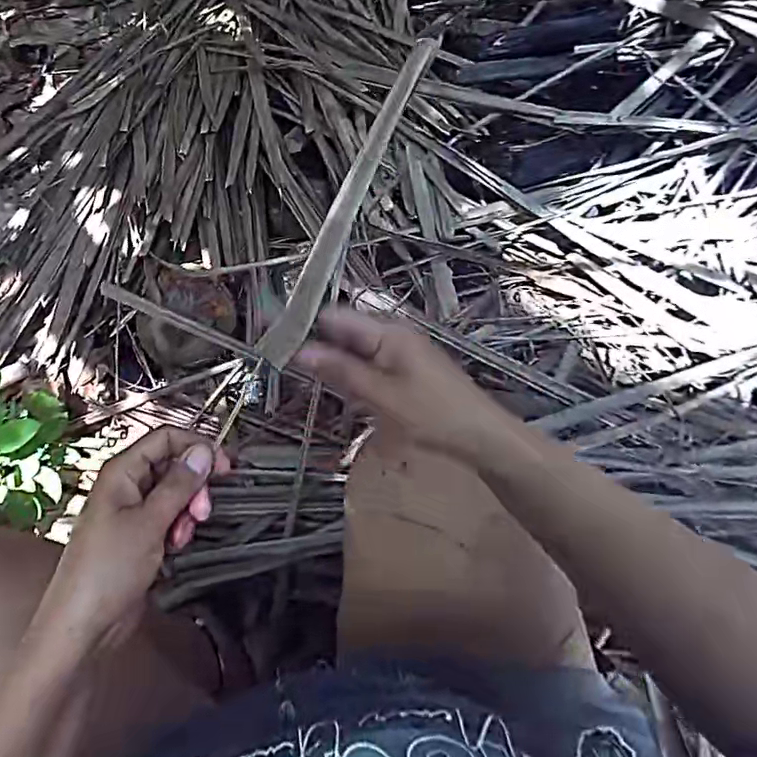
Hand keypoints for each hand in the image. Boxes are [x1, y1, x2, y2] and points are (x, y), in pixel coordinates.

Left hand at [31, 428, 230, 652]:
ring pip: (173, 494)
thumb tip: (202, 452)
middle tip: (203, 509)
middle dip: (193, 486)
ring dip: (186, 511)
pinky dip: (177, 528)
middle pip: (171, 466)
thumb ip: (179, 485)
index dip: (195, 447)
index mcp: (121, 471)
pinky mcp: (138, 535)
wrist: (84, 624)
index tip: (221, 465)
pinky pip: (167, 518)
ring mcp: (131, 511)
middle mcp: (126, 485)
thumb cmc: (105, 570)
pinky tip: (175, 547)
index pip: (164, 438)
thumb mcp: (149, 523)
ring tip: (182, 535)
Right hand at [292, 306, 510, 451]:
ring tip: (293, 365)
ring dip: (327, 357)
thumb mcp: (383, 396)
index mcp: (387, 333)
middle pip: (342, 330)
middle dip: (311, 339)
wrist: (486, 439)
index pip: (334, 316)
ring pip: (352, 348)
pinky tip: (333, 385)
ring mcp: (399, 353)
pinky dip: (347, 371)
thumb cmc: (436, 416)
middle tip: (277, 352)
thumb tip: (299, 350)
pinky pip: (366, 362)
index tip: (271, 330)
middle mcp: (392, 335)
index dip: (302, 321)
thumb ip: (341, 371)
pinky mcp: (404, 371)